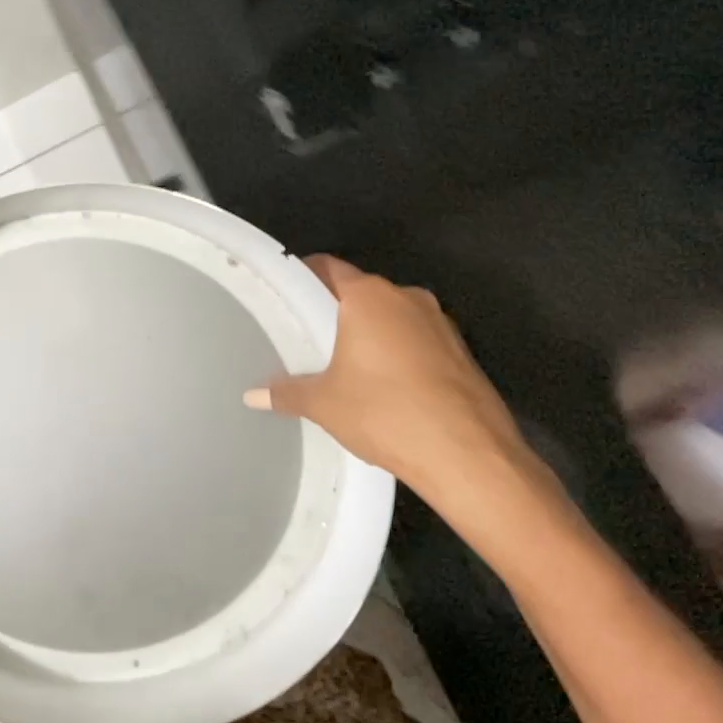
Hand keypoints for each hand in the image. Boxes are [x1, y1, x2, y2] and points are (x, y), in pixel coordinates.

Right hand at [245, 255, 533, 499]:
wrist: (468, 453)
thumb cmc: (385, 412)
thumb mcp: (323, 404)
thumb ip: (286, 392)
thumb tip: (253, 395)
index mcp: (369, 297)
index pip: (326, 268)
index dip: (299, 278)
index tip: (278, 298)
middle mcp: (407, 298)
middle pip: (358, 293)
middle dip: (329, 311)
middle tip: (299, 337)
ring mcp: (439, 323)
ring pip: (387, 317)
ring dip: (363, 334)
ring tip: (334, 364)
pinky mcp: (459, 351)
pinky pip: (411, 340)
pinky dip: (390, 353)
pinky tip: (374, 384)